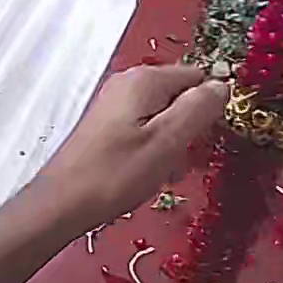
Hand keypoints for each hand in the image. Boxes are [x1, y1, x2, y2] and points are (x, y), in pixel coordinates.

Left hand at [33, 64, 226, 228]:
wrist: (60, 204)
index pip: (198, 77)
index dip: (210, 107)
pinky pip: (146, 127)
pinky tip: (150, 172)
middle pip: (181, 95)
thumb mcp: (167, 142)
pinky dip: (155, 146)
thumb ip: (198, 108)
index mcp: (145, 79)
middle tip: (185, 160)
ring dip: (175, 141)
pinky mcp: (108, 124)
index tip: (208, 139)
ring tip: (166, 170)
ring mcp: (116, 102)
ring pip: (165, 114)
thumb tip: (223, 86)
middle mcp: (129, 82)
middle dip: (192, 126)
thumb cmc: (116, 174)